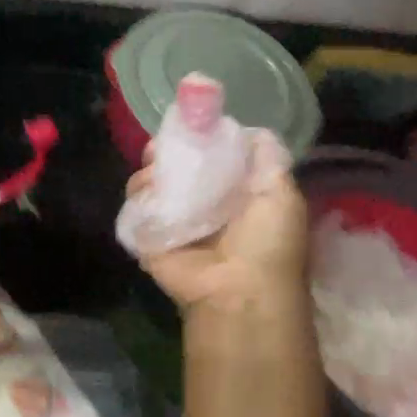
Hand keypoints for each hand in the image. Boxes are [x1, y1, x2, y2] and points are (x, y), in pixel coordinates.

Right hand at [130, 130, 306, 316]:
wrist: (236, 289)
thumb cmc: (266, 242)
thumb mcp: (281, 193)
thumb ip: (267, 160)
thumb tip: (252, 129)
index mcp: (233, 194)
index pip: (208, 157)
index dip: (198, 139)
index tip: (189, 126)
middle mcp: (200, 205)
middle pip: (174, 168)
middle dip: (165, 154)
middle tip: (159, 149)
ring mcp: (171, 221)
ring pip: (150, 185)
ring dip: (149, 175)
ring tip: (155, 176)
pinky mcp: (147, 236)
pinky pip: (135, 209)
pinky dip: (137, 197)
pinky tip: (146, 194)